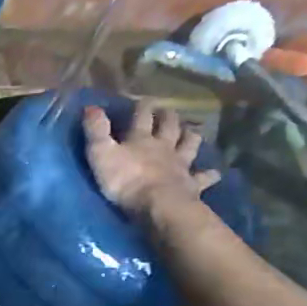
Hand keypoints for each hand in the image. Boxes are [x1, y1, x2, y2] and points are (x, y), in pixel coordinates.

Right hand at [83, 101, 221, 225]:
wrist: (158, 205)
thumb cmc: (126, 181)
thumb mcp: (101, 154)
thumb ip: (96, 131)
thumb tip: (91, 106)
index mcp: (141, 139)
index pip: (142, 117)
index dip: (142, 107)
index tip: (143, 99)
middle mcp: (164, 147)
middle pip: (169, 126)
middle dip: (168, 117)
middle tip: (169, 111)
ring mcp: (180, 165)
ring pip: (189, 145)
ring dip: (191, 137)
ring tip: (193, 131)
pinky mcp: (191, 184)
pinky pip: (203, 177)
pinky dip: (209, 174)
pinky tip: (215, 172)